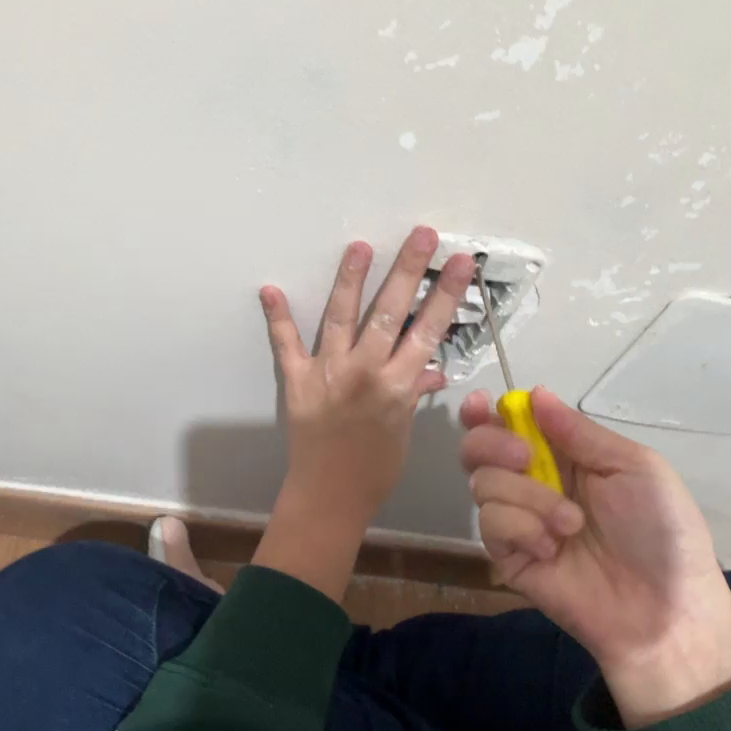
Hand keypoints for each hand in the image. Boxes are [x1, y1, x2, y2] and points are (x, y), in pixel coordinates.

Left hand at [252, 227, 475, 600]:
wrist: (330, 496)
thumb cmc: (375, 469)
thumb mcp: (404, 430)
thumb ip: (414, 392)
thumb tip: (433, 370)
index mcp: (398, 385)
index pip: (429, 329)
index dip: (446, 293)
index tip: (460, 261)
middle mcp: (366, 372)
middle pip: (390, 312)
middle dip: (408, 270)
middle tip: (422, 234)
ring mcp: (329, 373)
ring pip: (341, 317)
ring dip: (351, 279)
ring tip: (360, 246)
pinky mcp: (298, 382)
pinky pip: (287, 346)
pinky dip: (278, 318)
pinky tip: (270, 289)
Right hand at [460, 388, 730, 726]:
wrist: (662, 611)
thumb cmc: (661, 532)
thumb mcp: (634, 467)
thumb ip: (579, 432)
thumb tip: (535, 394)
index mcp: (565, 456)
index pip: (512, 424)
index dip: (490, 411)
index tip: (482, 405)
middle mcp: (533, 482)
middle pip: (479, 447)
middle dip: (494, 444)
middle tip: (526, 459)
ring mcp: (517, 520)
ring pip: (483, 483)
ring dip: (528, 497)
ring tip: (571, 525)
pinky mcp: (507, 555)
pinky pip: (491, 523)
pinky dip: (522, 529)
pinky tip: (553, 550)